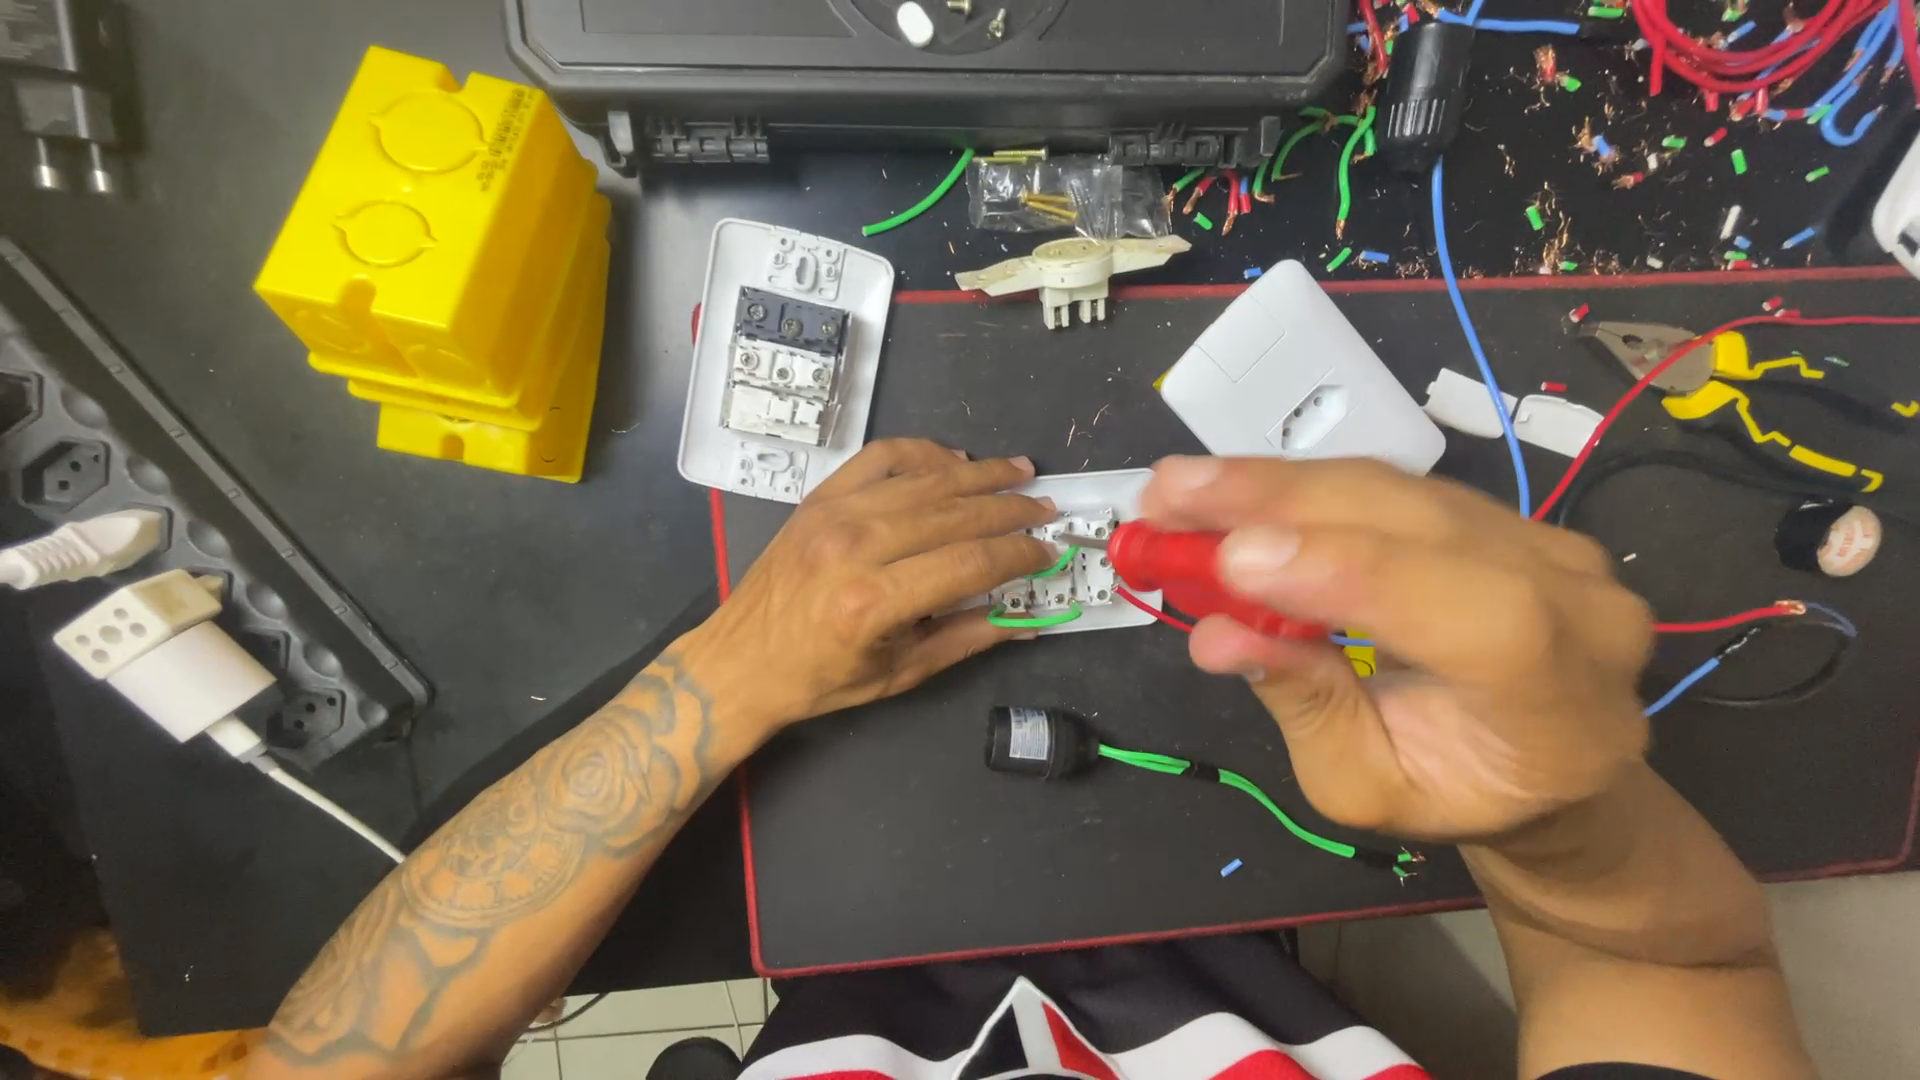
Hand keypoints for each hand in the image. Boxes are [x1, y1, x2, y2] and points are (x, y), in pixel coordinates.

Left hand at [684, 439, 1055, 734]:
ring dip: (977, 473)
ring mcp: (833, 514)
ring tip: (1017, 472)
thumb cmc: (819, 678)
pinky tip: (952, 460)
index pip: (969, 562)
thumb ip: (967, 639)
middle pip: (952, 513)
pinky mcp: (819, 497)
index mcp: (874, 602)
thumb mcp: (899, 673)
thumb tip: (1029, 620)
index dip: (1017, 554)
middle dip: (1008, 509)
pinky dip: (921, 451)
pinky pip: (880, 457)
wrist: (740, 660)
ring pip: (923, 479)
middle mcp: (855, 547)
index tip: (1047, 551)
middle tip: (1044, 506)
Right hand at [1140, 456, 1653, 842]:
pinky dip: (1296, 487)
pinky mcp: (1488, 512)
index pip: (1470, 614)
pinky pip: (1383, 485)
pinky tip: (1231, 492)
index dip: (1347, 574)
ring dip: (1271, 484)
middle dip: (1278, 501)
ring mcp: (1534, 540)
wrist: (1543, 760)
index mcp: (1554, 696)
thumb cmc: (1451, 790)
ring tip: (1176, 491)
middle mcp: (1568, 596)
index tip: (1231, 560)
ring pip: (1390, 487)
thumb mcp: (1363, 783)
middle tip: (1165, 495)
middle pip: (1417, 521)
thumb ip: (1304, 707)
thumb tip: (1214, 638)